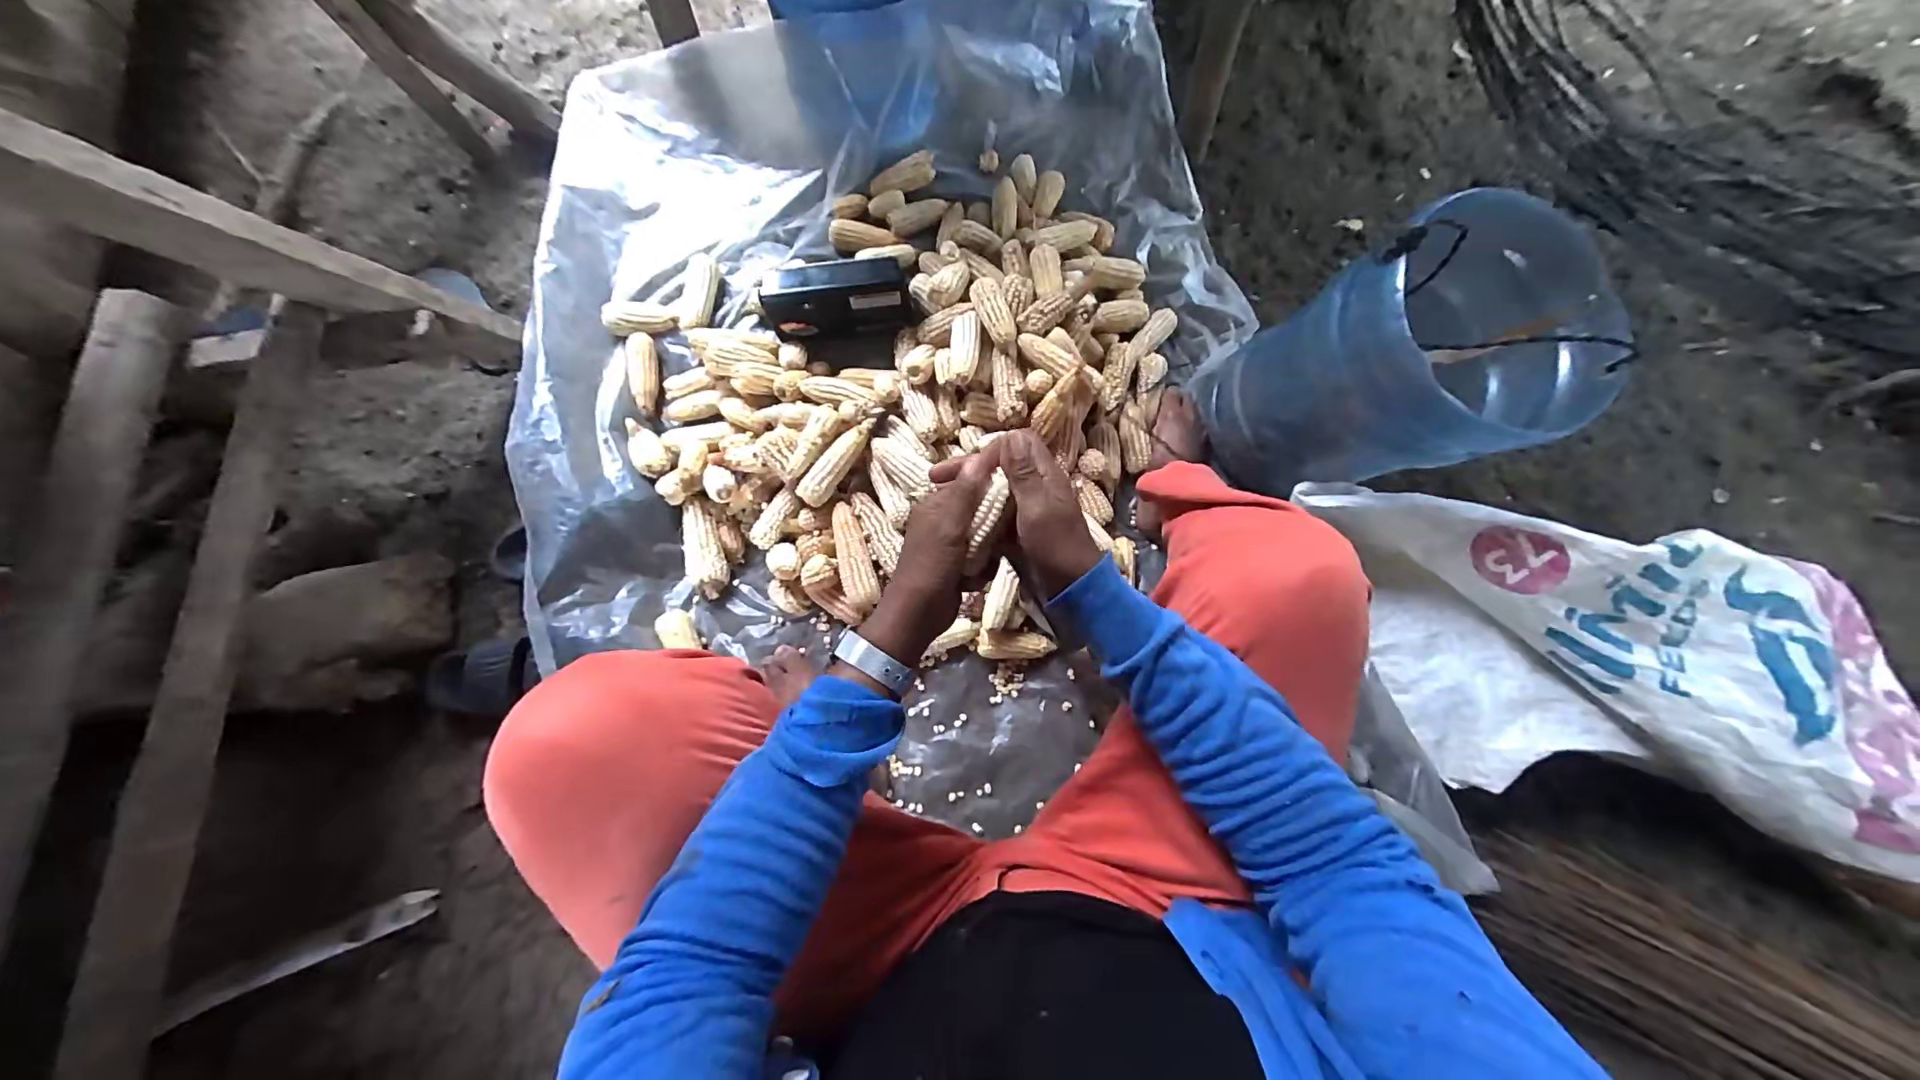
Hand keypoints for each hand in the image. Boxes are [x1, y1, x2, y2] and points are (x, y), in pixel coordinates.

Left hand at [838, 451, 997, 671]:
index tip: (1013, 484)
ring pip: (985, 533)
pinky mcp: (958, 564)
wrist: (919, 613)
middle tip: (998, 533)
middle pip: (981, 506)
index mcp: (935, 502)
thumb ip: (966, 491)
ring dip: (989, 548)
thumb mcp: (950, 524)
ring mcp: (950, 543)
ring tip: (986, 559)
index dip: (990, 478)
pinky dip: (983, 566)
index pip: (968, 478)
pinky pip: (982, 556)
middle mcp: (942, 518)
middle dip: (993, 521)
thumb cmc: (932, 564)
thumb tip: (982, 454)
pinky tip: (978, 577)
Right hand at [934, 430, 1101, 601]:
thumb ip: (1025, 473)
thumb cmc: (1056, 545)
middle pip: (1001, 464)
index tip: (966, 465)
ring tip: (941, 496)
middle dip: (970, 468)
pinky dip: (976, 511)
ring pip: (994, 488)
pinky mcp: (1017, 529)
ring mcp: (1026, 508)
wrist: (1071, 588)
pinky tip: (956, 518)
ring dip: (970, 489)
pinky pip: (993, 512)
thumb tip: (1011, 434)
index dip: (991, 448)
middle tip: (937, 477)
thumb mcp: (1038, 507)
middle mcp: (1035, 486)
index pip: (1018, 442)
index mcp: (1045, 475)